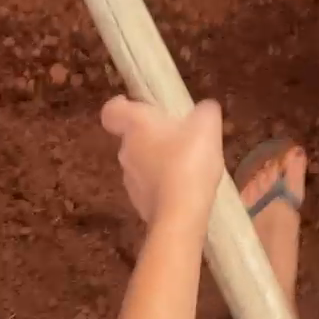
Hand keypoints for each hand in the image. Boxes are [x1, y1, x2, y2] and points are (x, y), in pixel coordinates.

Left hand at [99, 96, 223, 226]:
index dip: (119, 105)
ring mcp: (130, 182)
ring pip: (142, 164)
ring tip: (187, 165)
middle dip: (152, 136)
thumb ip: (204, 111)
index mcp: (135, 127)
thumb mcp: (207, 124)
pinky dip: (163, 186)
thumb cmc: (189, 159)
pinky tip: (185, 189)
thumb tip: (204, 110)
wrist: (181, 213)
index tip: (133, 104)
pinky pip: (150, 188)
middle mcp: (126, 153)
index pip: (112, 111)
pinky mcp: (139, 205)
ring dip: (159, 162)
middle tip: (178, 137)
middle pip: (133, 138)